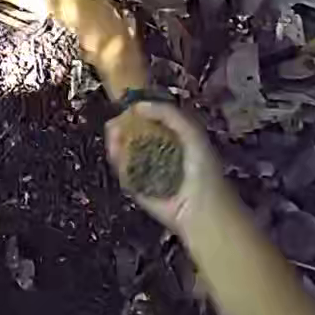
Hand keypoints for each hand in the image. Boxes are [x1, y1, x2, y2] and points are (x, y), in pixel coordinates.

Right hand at [105, 102, 231, 233]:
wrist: (202, 209)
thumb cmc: (202, 168)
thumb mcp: (192, 132)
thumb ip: (168, 113)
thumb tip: (136, 105)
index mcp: (176, 138)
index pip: (152, 120)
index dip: (139, 111)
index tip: (128, 105)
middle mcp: (160, 153)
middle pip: (135, 134)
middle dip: (123, 125)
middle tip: (115, 122)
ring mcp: (146, 171)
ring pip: (126, 152)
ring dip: (117, 141)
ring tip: (113, 133)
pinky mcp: (137, 188)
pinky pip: (124, 172)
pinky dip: (118, 161)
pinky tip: (114, 150)